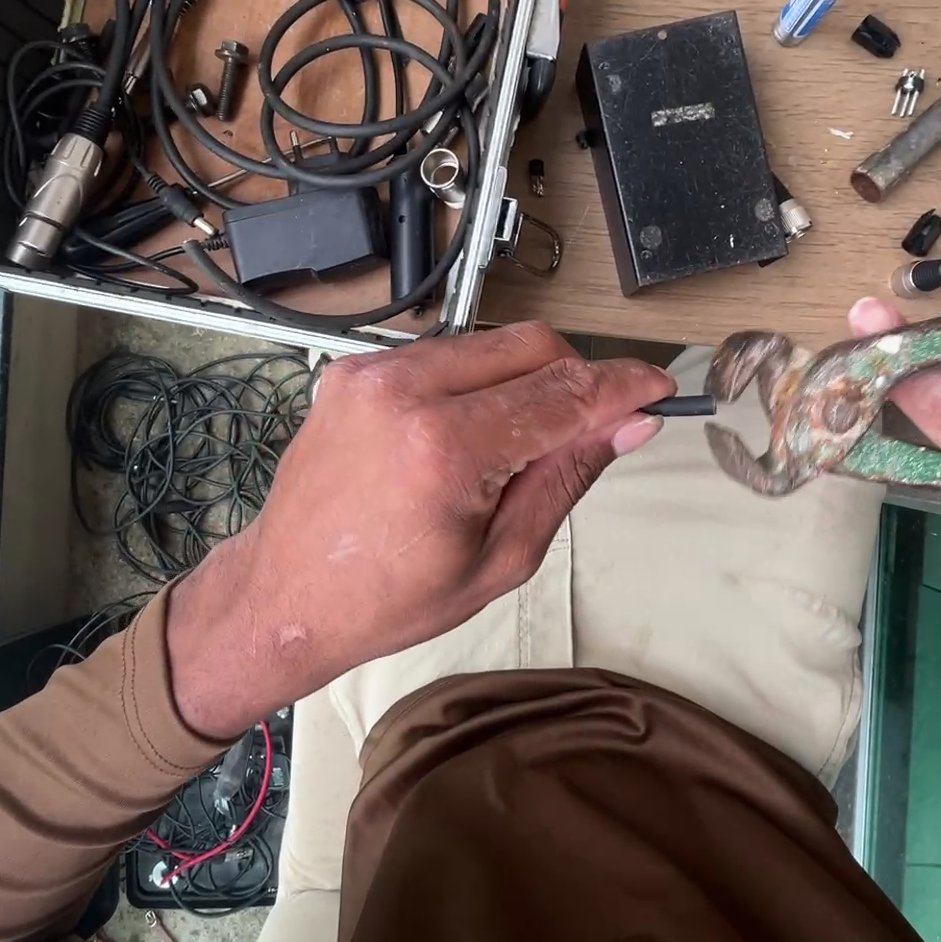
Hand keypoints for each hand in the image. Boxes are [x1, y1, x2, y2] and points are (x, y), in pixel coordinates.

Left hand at [165, 322, 673, 738]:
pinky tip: (471, 429)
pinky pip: (443, 354)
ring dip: (526, 378)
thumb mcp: (502, 557)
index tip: (656, 387)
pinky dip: (477, 381)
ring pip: (489, 342)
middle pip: (532, 344)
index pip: (565, 392)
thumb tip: (626, 426)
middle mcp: (404, 391)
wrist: (284, 595)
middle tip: (592, 425)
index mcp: (445, 449)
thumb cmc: (387, 599)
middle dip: (578, 377)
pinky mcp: (353, 370)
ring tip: (518, 442)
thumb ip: (568, 477)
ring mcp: (370, 373)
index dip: (623, 386)